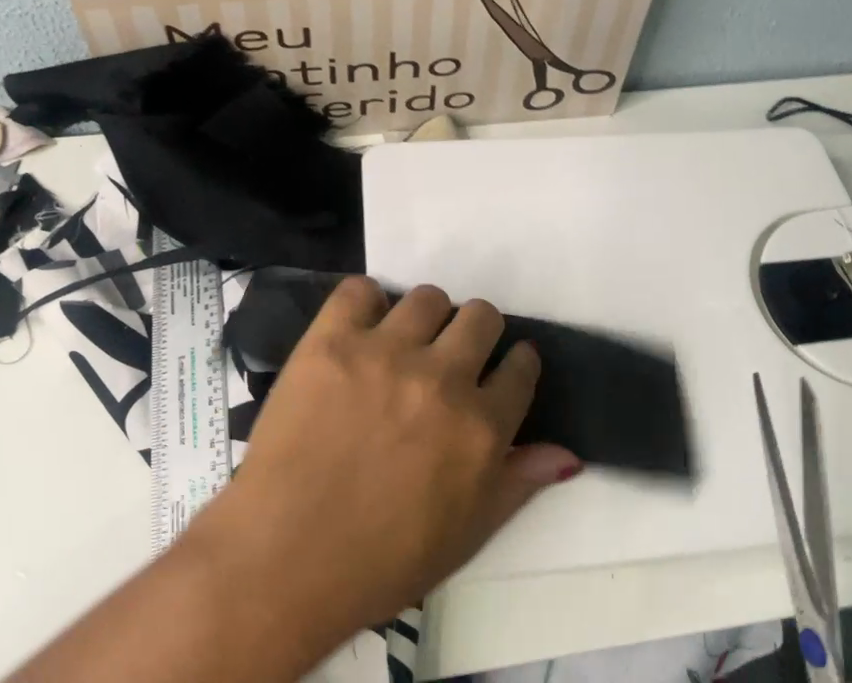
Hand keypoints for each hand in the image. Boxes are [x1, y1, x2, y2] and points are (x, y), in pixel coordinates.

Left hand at [186, 278, 578, 635]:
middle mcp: (442, 379)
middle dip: (476, 333)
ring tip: (402, 346)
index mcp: (482, 429)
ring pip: (427, 297)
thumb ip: (517, 484)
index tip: (502, 371)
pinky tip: (358, 332)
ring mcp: (384, 353)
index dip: (515, 366)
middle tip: (451, 358)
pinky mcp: (330, 341)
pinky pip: (360, 290)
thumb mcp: (466, 535)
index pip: (522, 368)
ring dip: (425, 318)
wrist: (284, 558)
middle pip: (481, 317)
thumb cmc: (381, 561)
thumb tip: (566, 453)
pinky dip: (364, 305)